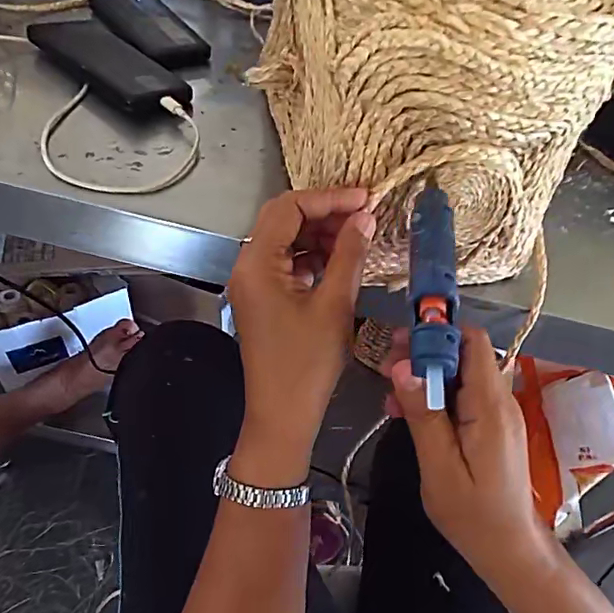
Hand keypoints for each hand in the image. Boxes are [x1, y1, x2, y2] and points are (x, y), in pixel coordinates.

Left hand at [227, 188, 374, 480]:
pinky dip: (314, 256)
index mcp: (256, 264)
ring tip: (359, 235)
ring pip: (287, 241)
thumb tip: (364, 218)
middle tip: (366, 214)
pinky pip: (288, 264)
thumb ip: (349, 255)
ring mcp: (254, 284)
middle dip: (325, 213)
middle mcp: (248, 267)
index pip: (289, 208)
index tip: (365, 199)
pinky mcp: (264, 299)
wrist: (283, 413)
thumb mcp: (334, 305)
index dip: (329, 198)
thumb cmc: (307, 364)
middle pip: (284, 220)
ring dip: (321, 234)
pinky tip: (342, 259)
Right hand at [387, 327, 553, 583]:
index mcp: (490, 407)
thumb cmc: (473, 514)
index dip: (438, 333)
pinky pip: (464, 397)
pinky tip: (409, 411)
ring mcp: (498, 414)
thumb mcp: (439, 466)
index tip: (400, 344)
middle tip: (386, 366)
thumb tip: (404, 368)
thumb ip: (424, 415)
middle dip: (424, 353)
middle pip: (464, 355)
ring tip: (390, 391)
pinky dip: (437, 396)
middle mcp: (500, 402)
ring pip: (461, 375)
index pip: (472, 343)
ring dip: (427, 376)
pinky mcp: (492, 427)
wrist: (509, 547)